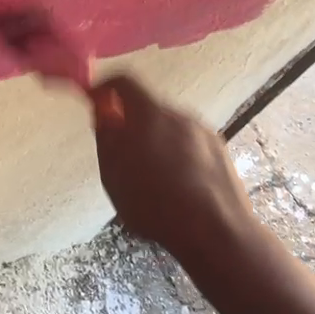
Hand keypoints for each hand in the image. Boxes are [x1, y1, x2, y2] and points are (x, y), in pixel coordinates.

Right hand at [91, 75, 259, 262]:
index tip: (93, 102)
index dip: (104, 87)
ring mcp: (204, 132)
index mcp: (149, 114)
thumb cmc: (154, 204)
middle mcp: (179, 115)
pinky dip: (176, 156)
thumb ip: (105, 136)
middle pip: (148, 107)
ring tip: (149, 180)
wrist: (216, 232)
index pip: (123, 81)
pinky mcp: (220, 152)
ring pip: (169, 128)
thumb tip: (102, 111)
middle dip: (130, 123)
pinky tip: (175, 187)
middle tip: (120, 154)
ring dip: (154, 142)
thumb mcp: (113, 173)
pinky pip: (188, 144)